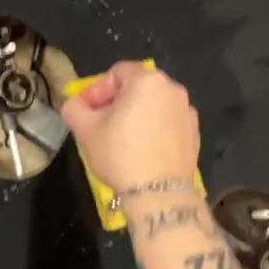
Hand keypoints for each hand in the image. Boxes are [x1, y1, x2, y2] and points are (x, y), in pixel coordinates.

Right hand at [59, 62, 200, 189]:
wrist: (159, 194)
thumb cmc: (120, 154)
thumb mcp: (85, 129)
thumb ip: (73, 108)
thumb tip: (74, 104)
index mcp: (147, 80)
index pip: (116, 73)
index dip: (96, 90)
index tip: (85, 110)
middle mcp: (172, 89)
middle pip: (137, 87)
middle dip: (115, 101)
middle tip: (99, 122)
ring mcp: (187, 112)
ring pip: (153, 105)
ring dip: (134, 115)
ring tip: (119, 137)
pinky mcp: (194, 134)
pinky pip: (167, 123)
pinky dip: (153, 129)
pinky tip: (141, 150)